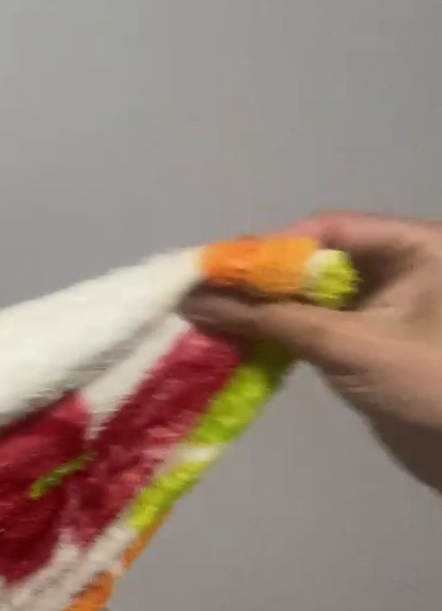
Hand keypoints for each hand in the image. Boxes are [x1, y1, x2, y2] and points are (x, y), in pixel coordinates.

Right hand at [182, 211, 441, 494]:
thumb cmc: (430, 381)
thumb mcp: (345, 343)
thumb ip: (268, 318)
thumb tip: (192, 300)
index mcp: (422, 249)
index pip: (330, 228)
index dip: (269, 248)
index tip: (213, 275)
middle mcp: (405, 265)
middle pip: (313, 256)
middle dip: (254, 278)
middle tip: (199, 298)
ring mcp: (387, 300)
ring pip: (305, 288)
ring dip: (257, 304)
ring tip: (208, 319)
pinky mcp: (368, 332)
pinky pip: (310, 316)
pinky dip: (272, 325)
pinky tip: (236, 337)